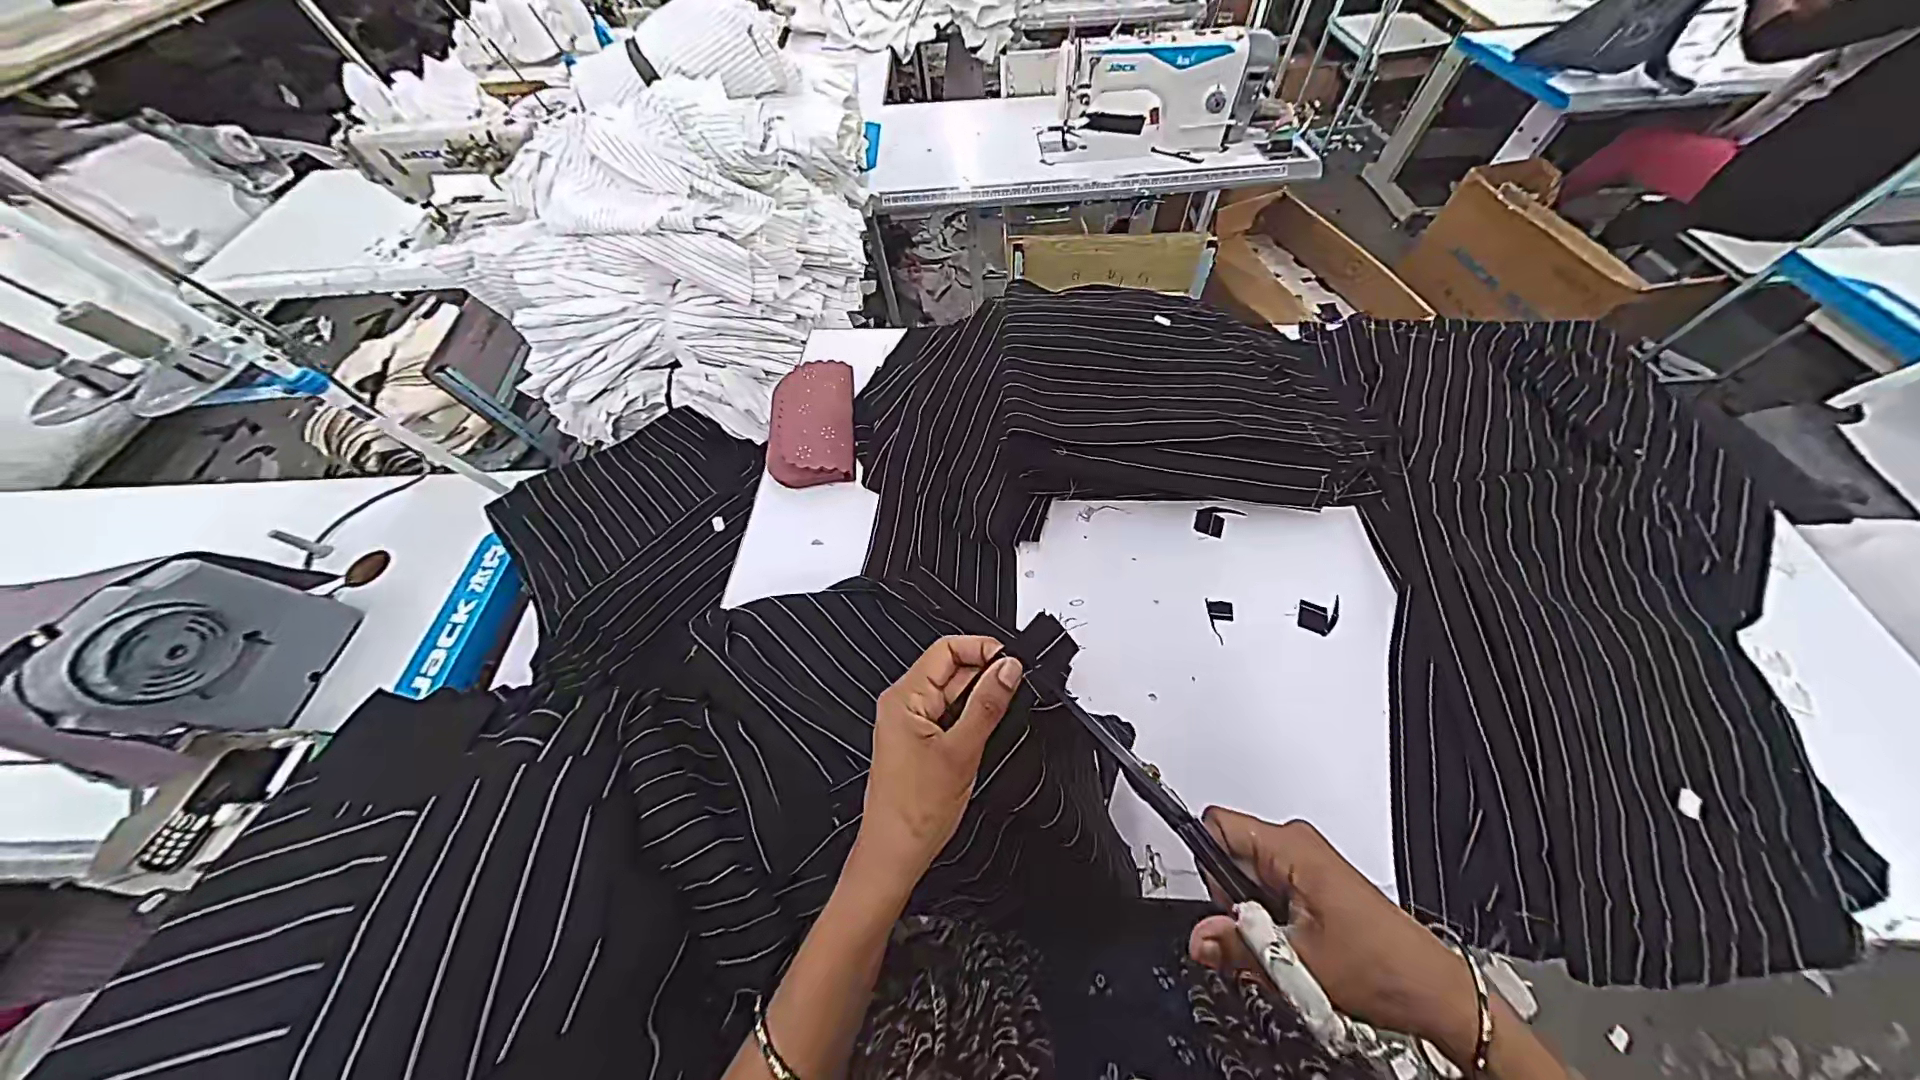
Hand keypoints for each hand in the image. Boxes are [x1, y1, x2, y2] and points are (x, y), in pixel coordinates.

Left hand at [856, 636, 1023, 887]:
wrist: (895, 852)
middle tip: (1013, 691)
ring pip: (955, 691)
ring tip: (996, 721)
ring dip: (980, 699)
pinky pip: (951, 713)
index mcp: (904, 697)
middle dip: (986, 676)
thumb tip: (1007, 669)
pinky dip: (971, 718)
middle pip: (953, 668)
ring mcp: (911, 721)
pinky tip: (981, 736)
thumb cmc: (913, 812)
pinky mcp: (920, 737)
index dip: (981, 648)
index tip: (1010, 661)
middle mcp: (904, 703)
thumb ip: (988, 704)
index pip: (946, 648)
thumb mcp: (961, 751)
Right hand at [1187, 810, 1481, 1064]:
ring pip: (1248, 876)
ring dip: (1254, 917)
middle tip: (1260, 939)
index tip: (1220, 904)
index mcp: (1290, 846)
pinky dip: (1271, 920)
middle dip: (1233, 902)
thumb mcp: (1296, 964)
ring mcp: (1306, 861)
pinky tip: (1294, 950)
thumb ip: (1235, 945)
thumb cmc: (1386, 968)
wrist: (1435, 992)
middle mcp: (1297, 843)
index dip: (1208, 867)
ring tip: (1285, 952)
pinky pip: (1268, 887)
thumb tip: (1198, 937)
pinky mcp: (1313, 878)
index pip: (1215, 825)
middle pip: (1228, 855)